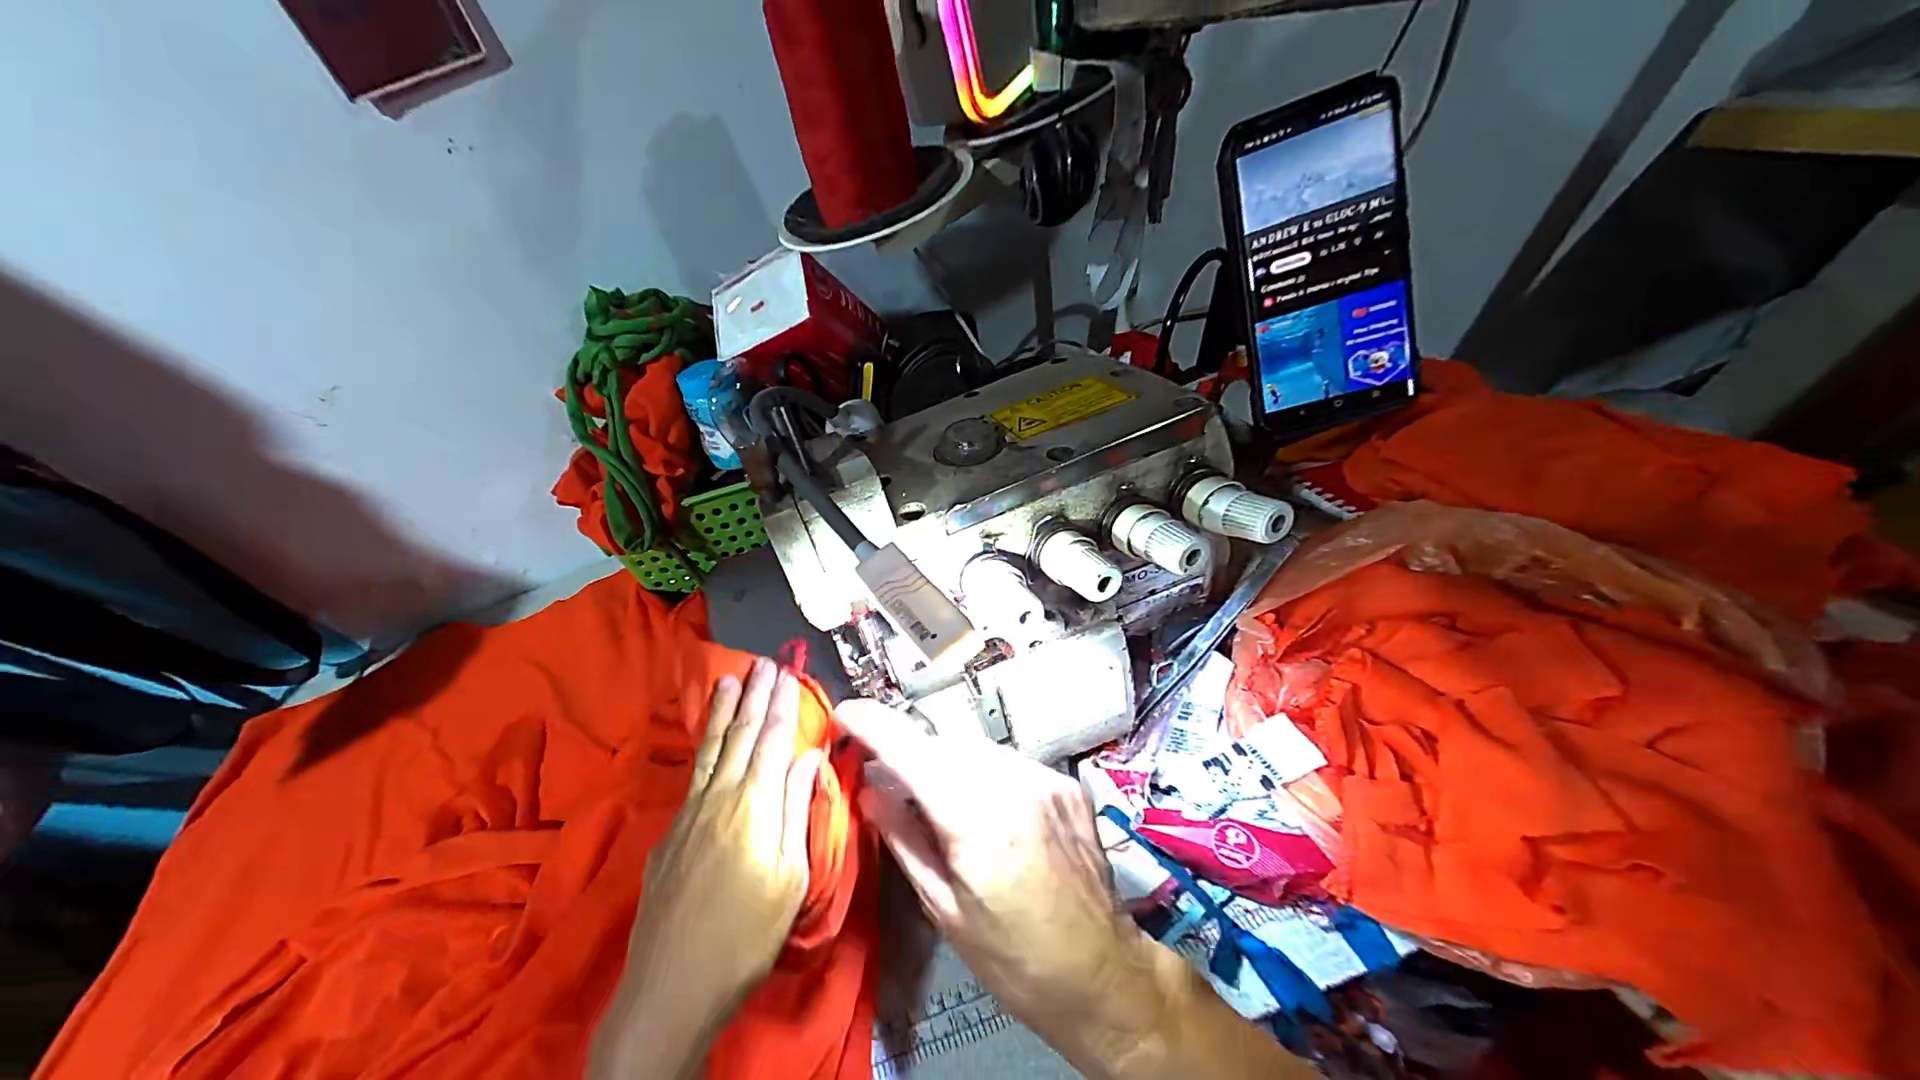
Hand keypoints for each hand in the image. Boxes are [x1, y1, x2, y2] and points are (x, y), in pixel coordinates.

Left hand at [589, 660, 824, 1079]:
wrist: (672, 985)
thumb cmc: (747, 934)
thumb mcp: (790, 877)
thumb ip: (796, 809)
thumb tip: (809, 757)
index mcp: (755, 806)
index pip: (772, 740)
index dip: (781, 704)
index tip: (786, 672)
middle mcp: (720, 798)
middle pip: (741, 735)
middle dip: (755, 696)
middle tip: (763, 662)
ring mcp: (689, 813)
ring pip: (711, 749)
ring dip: (723, 712)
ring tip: (729, 679)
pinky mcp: (671, 832)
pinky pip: (694, 773)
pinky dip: (705, 745)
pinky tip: (709, 739)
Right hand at [837, 699, 1314, 1079]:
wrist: (1101, 971)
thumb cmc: (1013, 958)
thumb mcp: (944, 909)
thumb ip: (904, 838)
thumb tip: (870, 787)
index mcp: (978, 822)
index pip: (913, 751)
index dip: (873, 724)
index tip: (844, 712)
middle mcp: (1015, 786)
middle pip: (944, 743)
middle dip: (910, 752)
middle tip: (888, 778)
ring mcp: (1047, 779)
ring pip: (976, 748)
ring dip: (947, 762)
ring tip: (939, 802)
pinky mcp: (1067, 783)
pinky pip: (1008, 761)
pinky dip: (984, 772)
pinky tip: (985, 808)